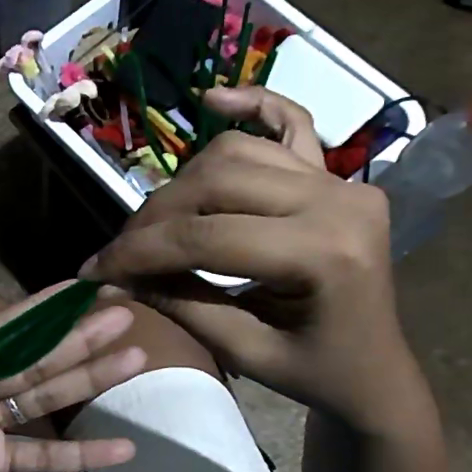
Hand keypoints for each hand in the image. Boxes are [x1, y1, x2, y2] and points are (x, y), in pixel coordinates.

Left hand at [0, 284, 145, 471]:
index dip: (30, 314)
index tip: (72, 291)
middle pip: (26, 363)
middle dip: (73, 341)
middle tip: (121, 317)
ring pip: (41, 402)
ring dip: (85, 383)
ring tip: (132, 361)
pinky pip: (42, 457)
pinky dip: (79, 453)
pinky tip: (119, 446)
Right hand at [80, 86, 404, 429]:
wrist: (375, 371)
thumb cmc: (315, 373)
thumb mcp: (245, 351)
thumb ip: (180, 304)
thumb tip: (115, 279)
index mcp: (323, 254)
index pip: (208, 235)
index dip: (142, 250)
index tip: (96, 270)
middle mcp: (337, 200)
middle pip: (218, 180)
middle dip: (156, 216)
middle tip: (121, 252)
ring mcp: (342, 181)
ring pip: (238, 153)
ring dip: (184, 182)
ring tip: (154, 223)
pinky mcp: (338, 176)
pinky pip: (292, 126)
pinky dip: (254, 107)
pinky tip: (214, 99)